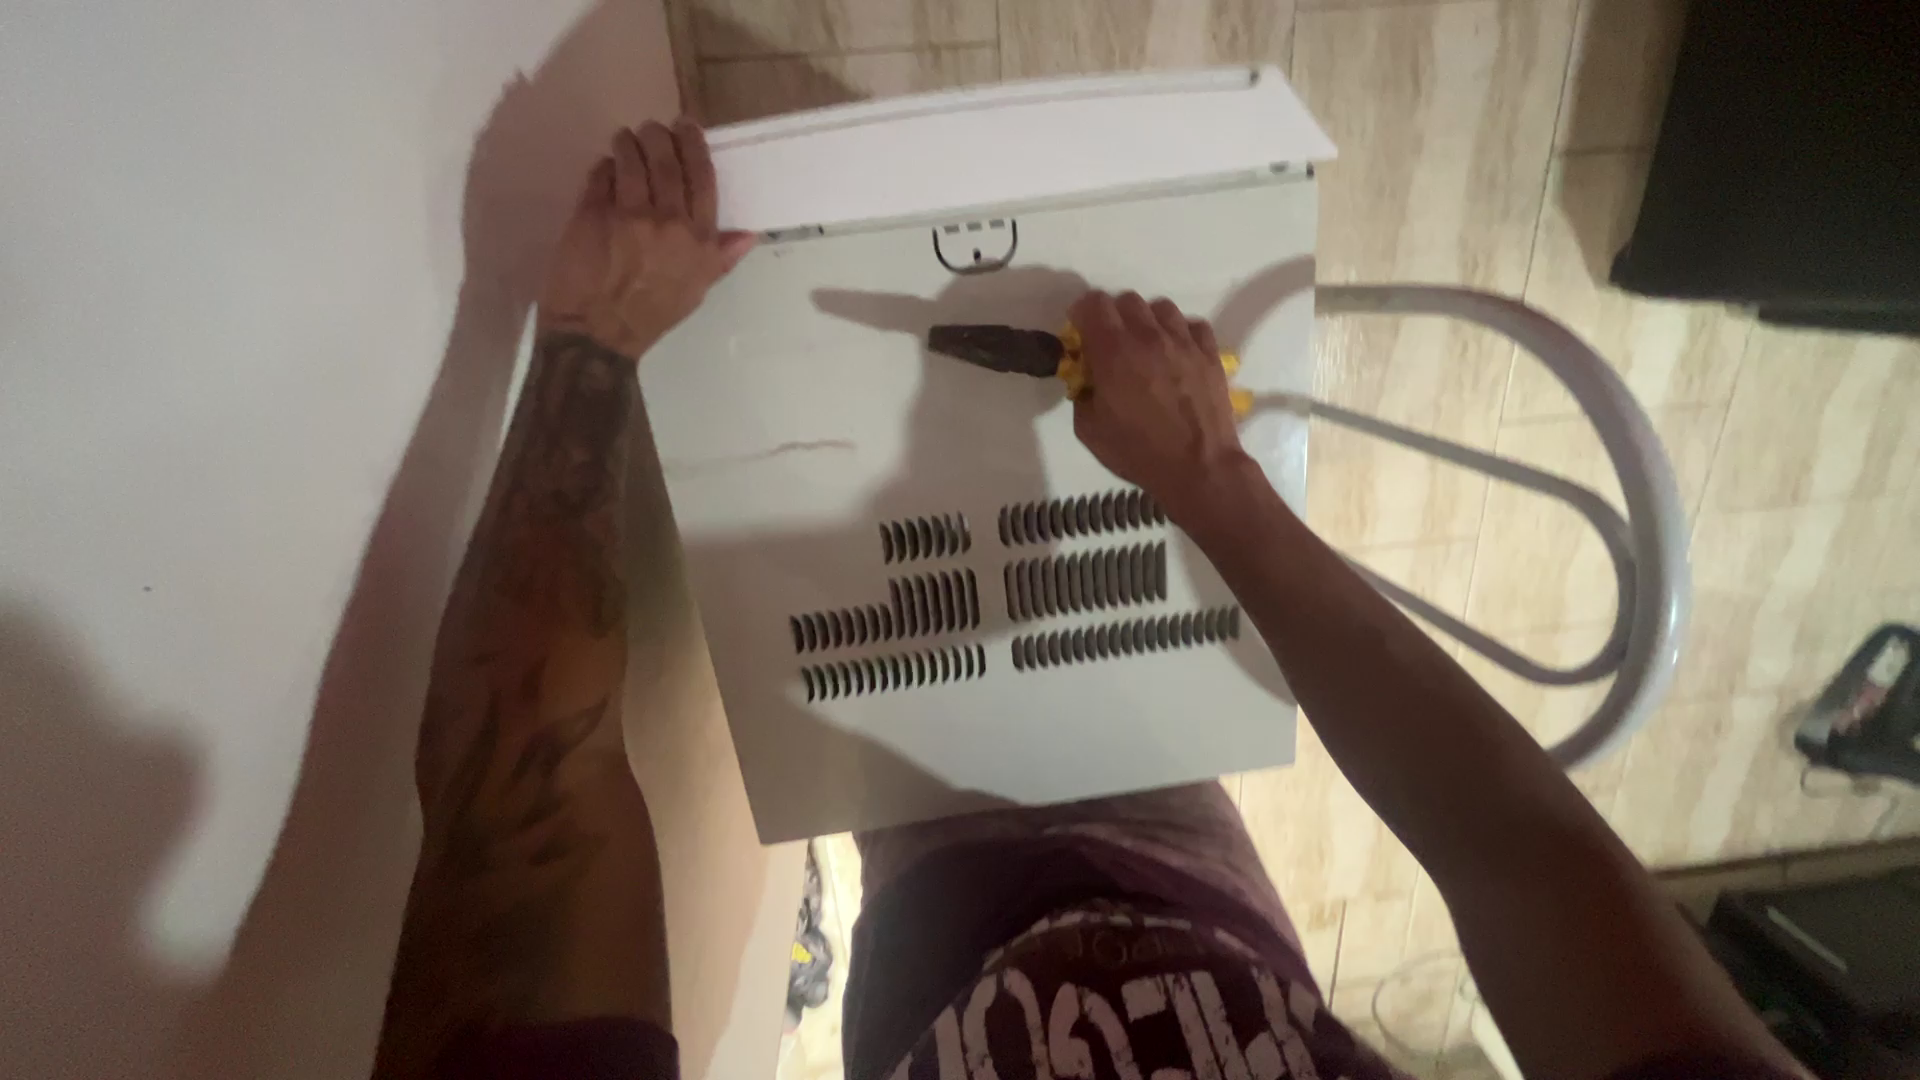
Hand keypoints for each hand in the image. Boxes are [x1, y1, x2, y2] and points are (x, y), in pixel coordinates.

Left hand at [538, 119, 755, 359]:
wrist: (600, 331)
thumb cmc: (653, 314)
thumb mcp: (697, 290)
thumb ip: (720, 257)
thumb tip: (748, 234)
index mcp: (699, 241)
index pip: (701, 178)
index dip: (694, 146)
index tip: (687, 128)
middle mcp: (668, 221)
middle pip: (666, 159)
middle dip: (659, 135)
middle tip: (653, 129)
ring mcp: (628, 213)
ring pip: (631, 157)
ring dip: (628, 142)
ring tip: (626, 140)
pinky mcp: (592, 210)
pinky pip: (601, 173)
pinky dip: (605, 166)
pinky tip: (607, 168)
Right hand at [1070, 290, 1252, 516]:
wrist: (1198, 467)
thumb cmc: (1138, 452)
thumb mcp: (1090, 431)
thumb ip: (1082, 396)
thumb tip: (1087, 380)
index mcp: (1113, 353)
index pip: (1093, 304)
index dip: (1083, 314)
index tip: (1082, 334)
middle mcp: (1148, 337)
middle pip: (1127, 300)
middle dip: (1114, 317)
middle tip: (1112, 345)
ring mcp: (1183, 342)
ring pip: (1161, 308)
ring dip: (1147, 322)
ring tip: (1146, 348)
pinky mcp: (1210, 353)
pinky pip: (1192, 325)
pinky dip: (1180, 333)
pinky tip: (1176, 354)